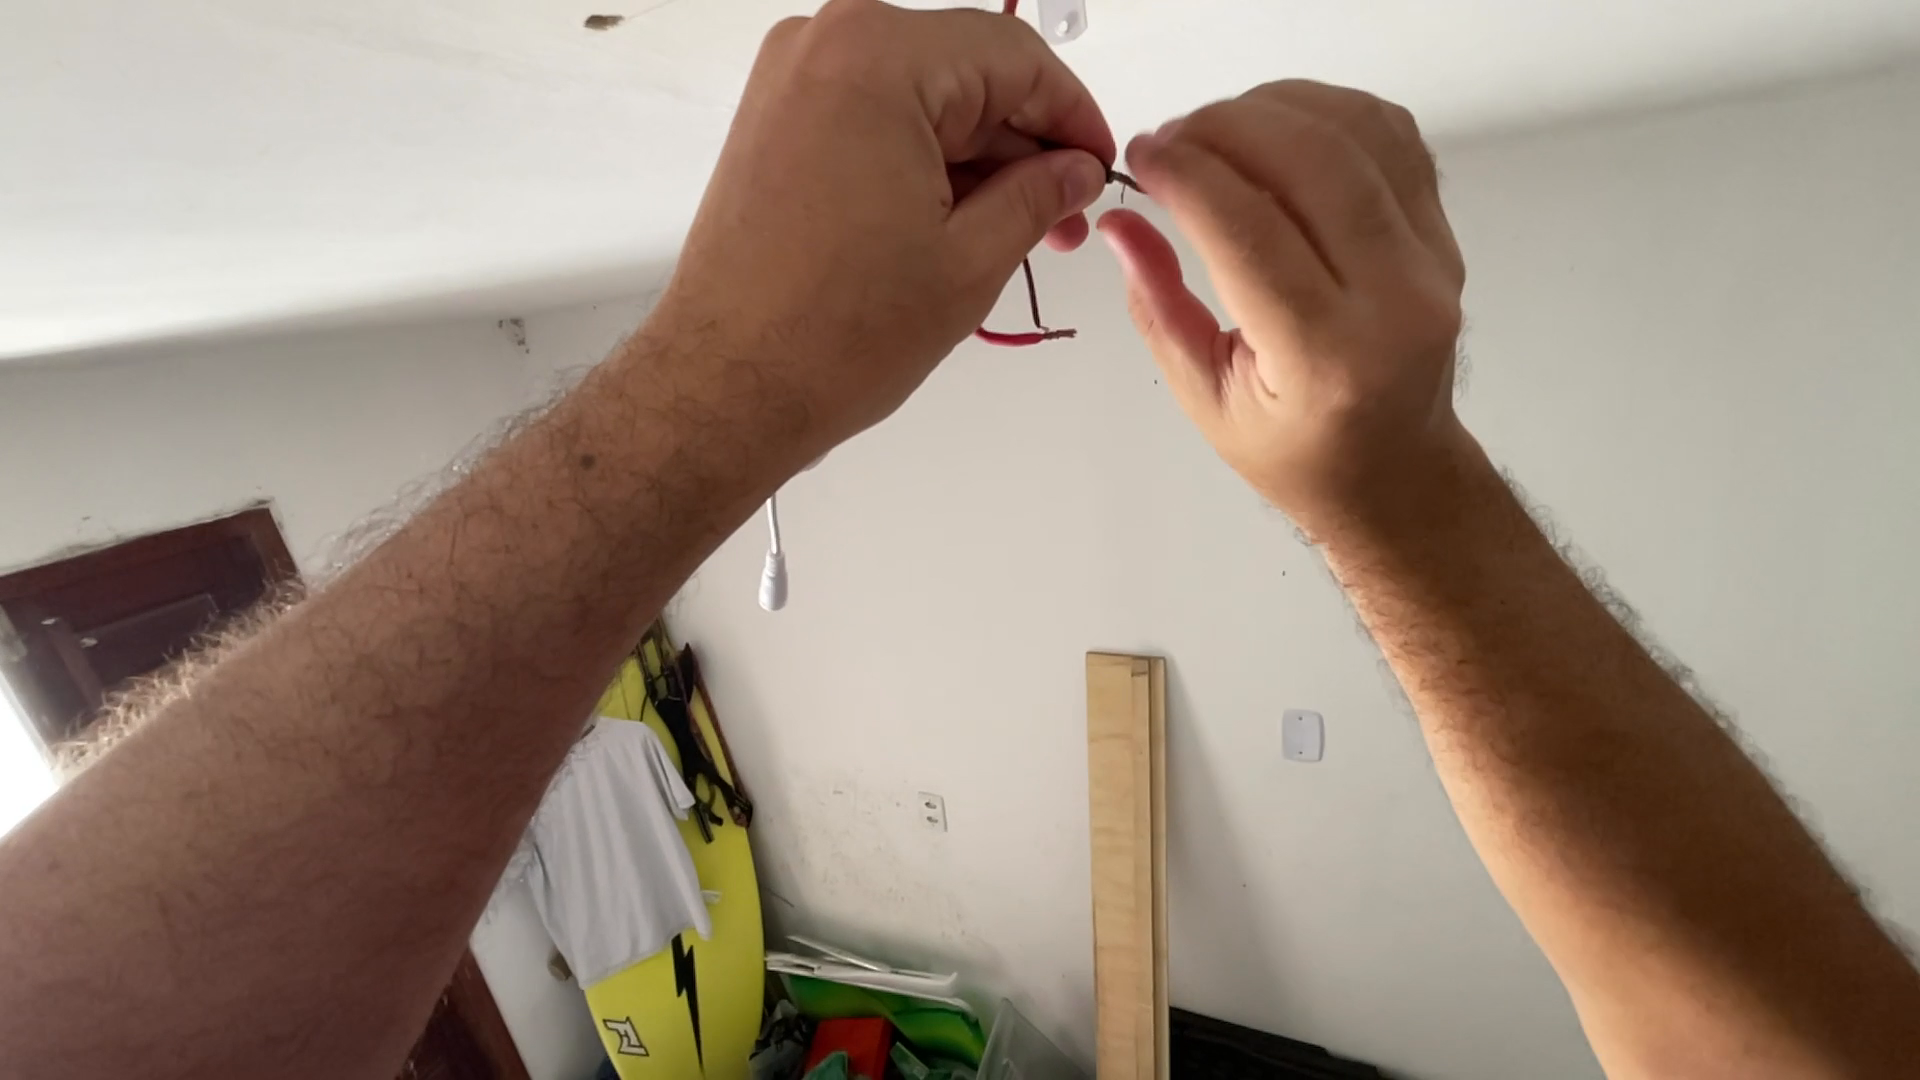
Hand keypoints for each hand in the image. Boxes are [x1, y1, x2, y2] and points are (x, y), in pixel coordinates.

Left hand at [645, 0, 1113, 464]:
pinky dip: (921, 169)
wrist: (731, 388)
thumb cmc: (830, 337)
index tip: (1096, 166)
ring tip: (1010, 235)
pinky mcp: (775, 133)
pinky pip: (872, 128)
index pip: (1014, 59)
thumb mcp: (970, 263)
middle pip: (962, 77)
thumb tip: (1073, 172)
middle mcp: (825, 49)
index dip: (1072, 117)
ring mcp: (791, 90)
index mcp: (880, 60)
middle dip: (1022, 149)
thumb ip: (1037, 199)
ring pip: (918, 106)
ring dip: (974, 165)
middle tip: (1059, 218)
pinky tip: (953, 224)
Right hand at [1099, 81, 1467, 535]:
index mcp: (1324, 358)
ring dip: (1273, 110)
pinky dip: (1326, 113)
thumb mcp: (1204, 398)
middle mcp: (1393, 299)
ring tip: (1212, 131)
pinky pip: (1392, 139)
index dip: (1186, 177)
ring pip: (1358, 134)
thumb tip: (1118, 225)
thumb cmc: (1289, 453)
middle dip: (1225, 129)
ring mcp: (1433, 259)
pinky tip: (1274, 130)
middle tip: (1167, 139)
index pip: (1248, 231)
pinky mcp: (1445, 234)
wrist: (1391, 470)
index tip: (1138, 157)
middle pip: (1311, 163)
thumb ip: (1159, 307)